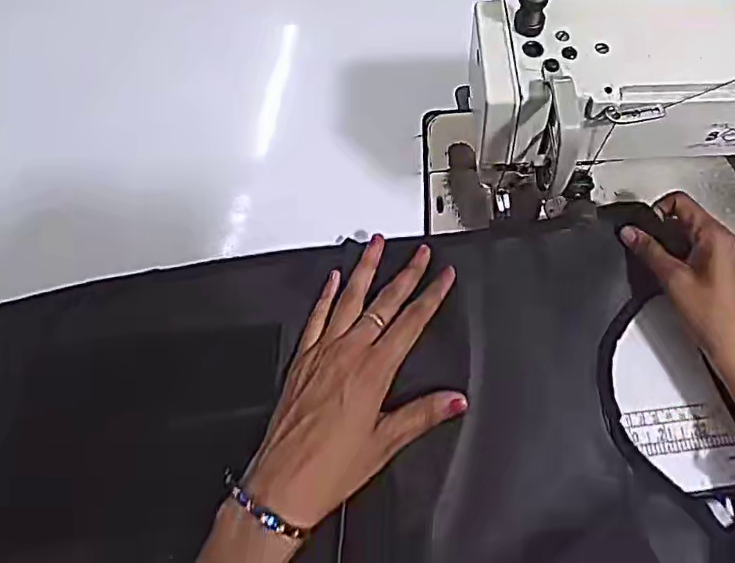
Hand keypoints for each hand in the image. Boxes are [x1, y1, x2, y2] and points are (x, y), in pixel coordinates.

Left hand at [215, 237, 463, 549]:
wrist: (279, 489)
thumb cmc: (328, 471)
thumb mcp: (385, 444)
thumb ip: (423, 415)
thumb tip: (455, 400)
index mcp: (374, 371)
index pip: (412, 321)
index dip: (432, 294)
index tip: (444, 276)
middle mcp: (349, 353)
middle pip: (385, 302)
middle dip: (408, 273)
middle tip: (421, 253)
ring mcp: (323, 352)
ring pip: (350, 298)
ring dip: (366, 268)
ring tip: (376, 245)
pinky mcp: (302, 359)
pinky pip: (317, 316)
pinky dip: (326, 294)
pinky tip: (333, 278)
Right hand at [619, 193, 734, 452]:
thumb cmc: (718, 321)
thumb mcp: (673, 280)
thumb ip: (649, 251)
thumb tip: (632, 234)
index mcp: (716, 235)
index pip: (680, 202)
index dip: (657, 210)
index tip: (643, 227)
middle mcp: (725, 241)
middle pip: (685, 218)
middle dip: (662, 231)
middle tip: (647, 247)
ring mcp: (726, 257)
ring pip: (690, 237)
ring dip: (672, 247)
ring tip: (662, 268)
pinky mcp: (724, 272)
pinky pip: (698, 253)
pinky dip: (682, 260)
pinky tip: (674, 280)